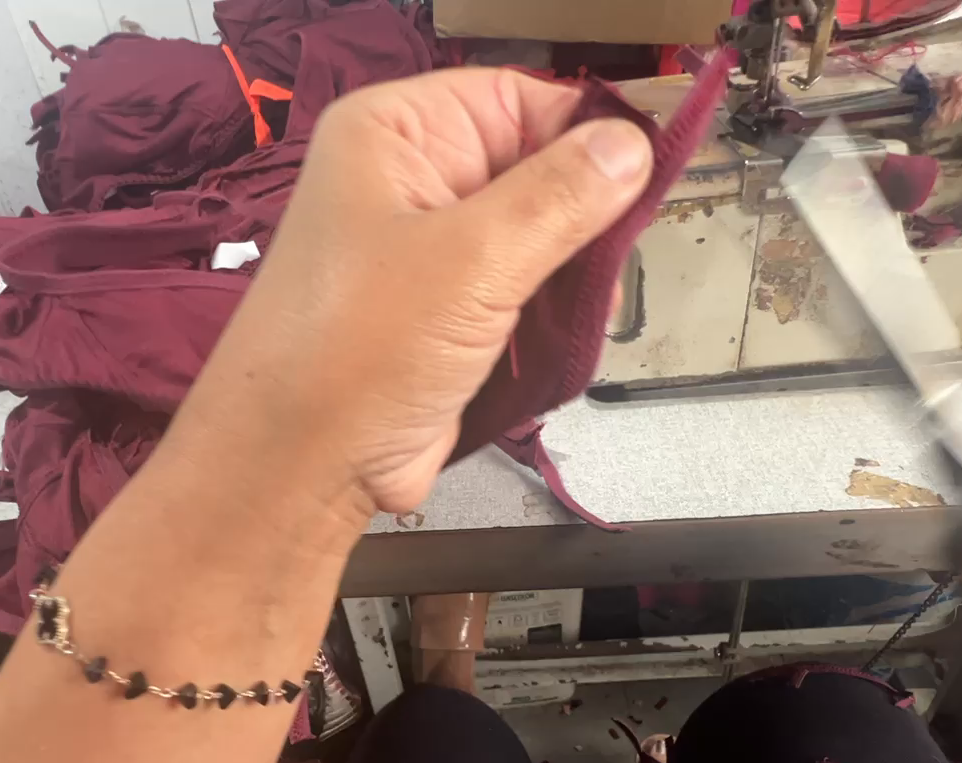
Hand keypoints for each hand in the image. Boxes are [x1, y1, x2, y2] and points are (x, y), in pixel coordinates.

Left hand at [179, 67, 654, 514]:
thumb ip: (559, 197)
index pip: (520, 101)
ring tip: (590, 309)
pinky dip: (548, 312)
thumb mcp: (471, 261)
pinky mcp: (445, 316)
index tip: (652, 172)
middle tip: (612, 264)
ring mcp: (430, 256)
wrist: (309, 462)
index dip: (587, 132)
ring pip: (532, 239)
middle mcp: (413, 185)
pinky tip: (566, 334)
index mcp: (399, 136)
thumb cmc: (364, 350)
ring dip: (570, 274)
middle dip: (582, 217)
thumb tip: (634, 143)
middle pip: (532, 171)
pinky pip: (517, 293)